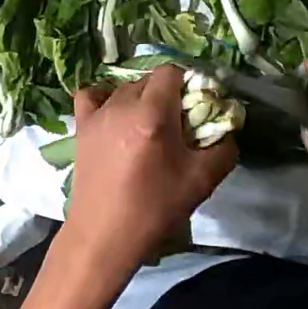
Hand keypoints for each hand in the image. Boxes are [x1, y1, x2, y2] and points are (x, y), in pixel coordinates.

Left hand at [59, 66, 236, 280]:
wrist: (104, 236)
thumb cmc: (154, 208)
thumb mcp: (201, 181)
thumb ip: (223, 149)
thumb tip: (227, 130)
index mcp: (152, 113)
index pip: (171, 72)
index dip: (187, 83)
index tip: (194, 107)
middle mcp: (122, 105)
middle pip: (148, 80)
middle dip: (165, 94)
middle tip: (175, 123)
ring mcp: (97, 114)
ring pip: (123, 89)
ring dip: (140, 100)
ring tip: (147, 127)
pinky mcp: (81, 127)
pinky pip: (91, 96)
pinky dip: (104, 98)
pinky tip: (114, 115)